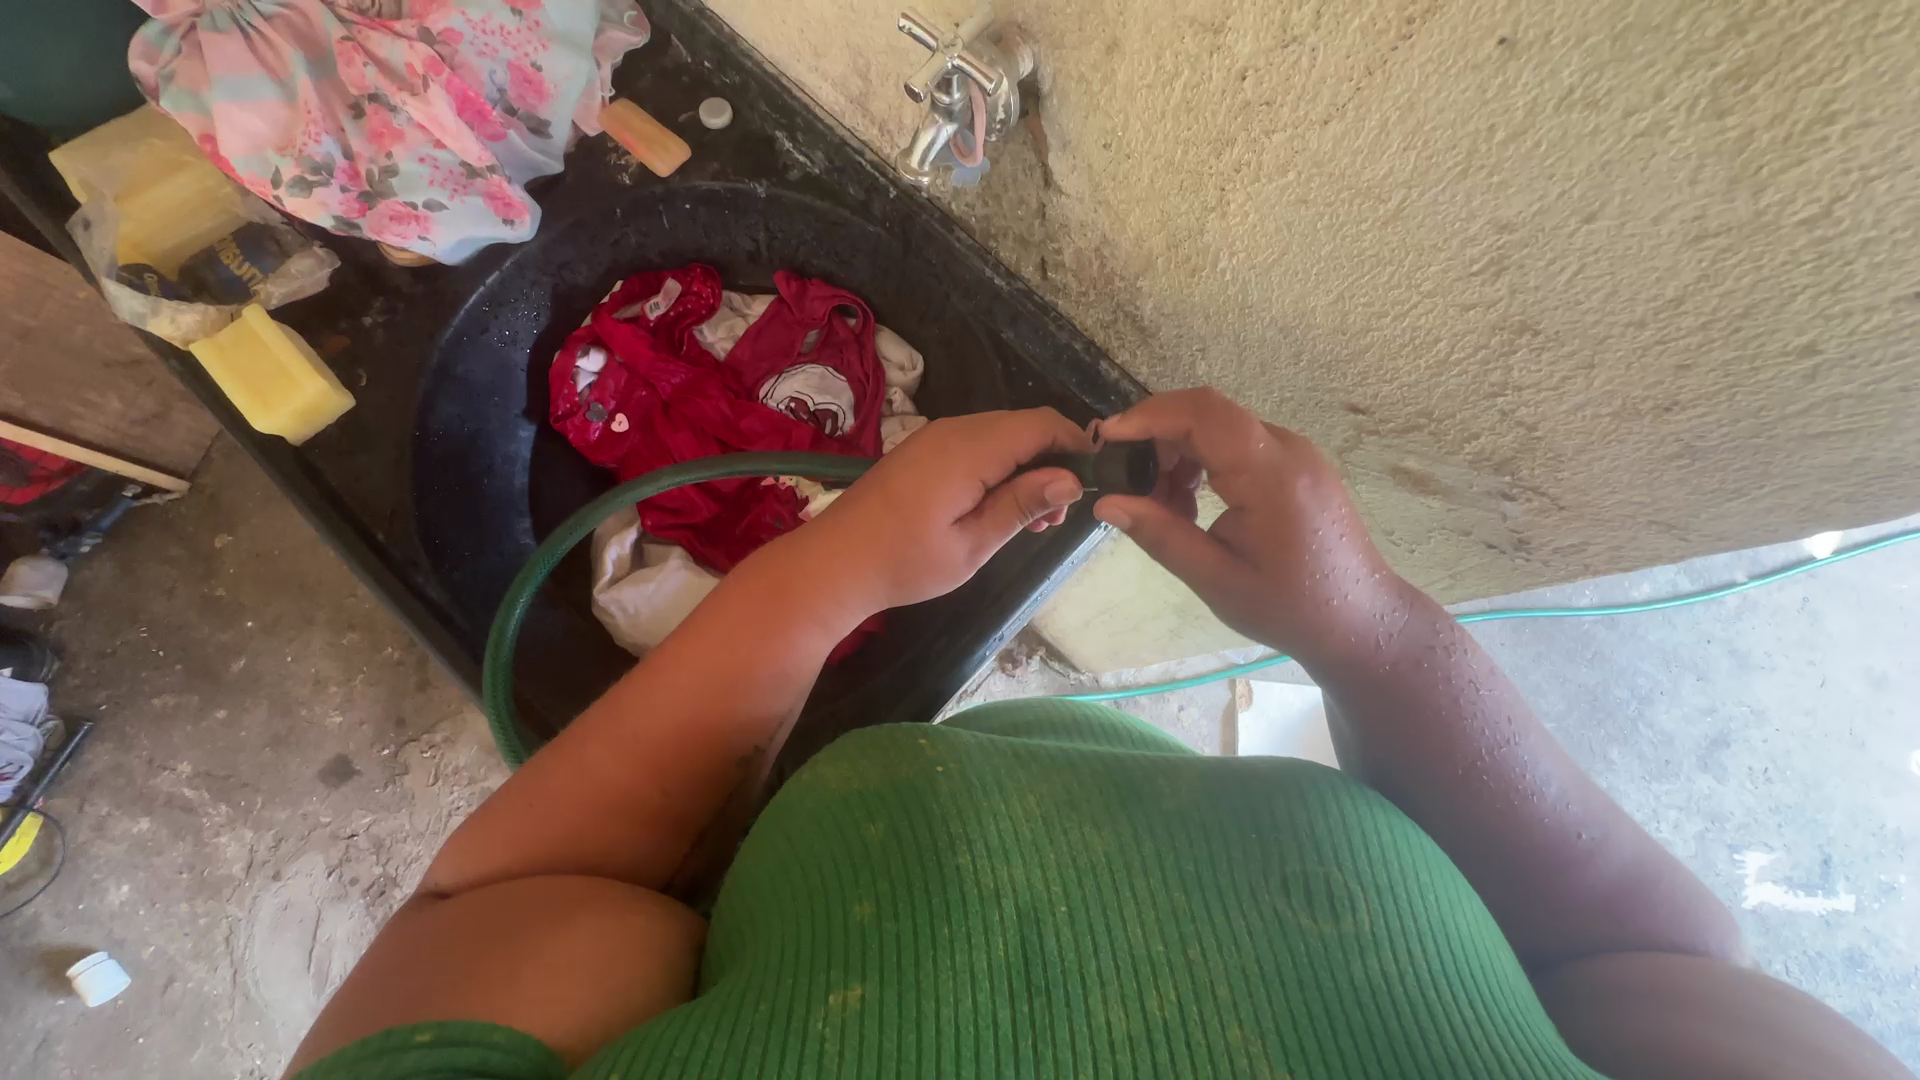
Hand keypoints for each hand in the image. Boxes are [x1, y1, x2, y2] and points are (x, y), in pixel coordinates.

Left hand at [791, 407, 1093, 616]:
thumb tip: (1071, 479)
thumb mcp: (971, 545)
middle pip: (1025, 425)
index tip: (1090, 487)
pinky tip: (998, 508)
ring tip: (1031, 521)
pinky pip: (979, 443)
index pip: (1042, 424)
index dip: (1076, 447)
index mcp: (970, 448)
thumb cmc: (904, 562)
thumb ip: (1021, 505)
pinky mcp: (925, 448)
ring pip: (1003, 434)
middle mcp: (955, 429)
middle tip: (1055, 518)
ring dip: (1028, 467)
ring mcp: (936, 435)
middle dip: (1053, 462)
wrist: (835, 562)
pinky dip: (1001, 468)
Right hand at [1092, 388, 1407, 667]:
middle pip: (1207, 414)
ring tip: (1161, 506)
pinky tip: (1190, 504)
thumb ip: (1159, 535)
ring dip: (1178, 454)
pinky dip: (1202, 462)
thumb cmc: (1289, 606)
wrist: (1359, 618)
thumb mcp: (1215, 579)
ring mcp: (1294, 452)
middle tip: (1130, 485)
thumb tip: (1106, 503)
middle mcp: (1286, 448)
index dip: (1148, 416)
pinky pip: (1236, 444)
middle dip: (1157, 439)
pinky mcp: (1294, 464)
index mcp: (1269, 474)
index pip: (1202, 414)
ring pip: (1219, 427)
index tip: (1107, 439)